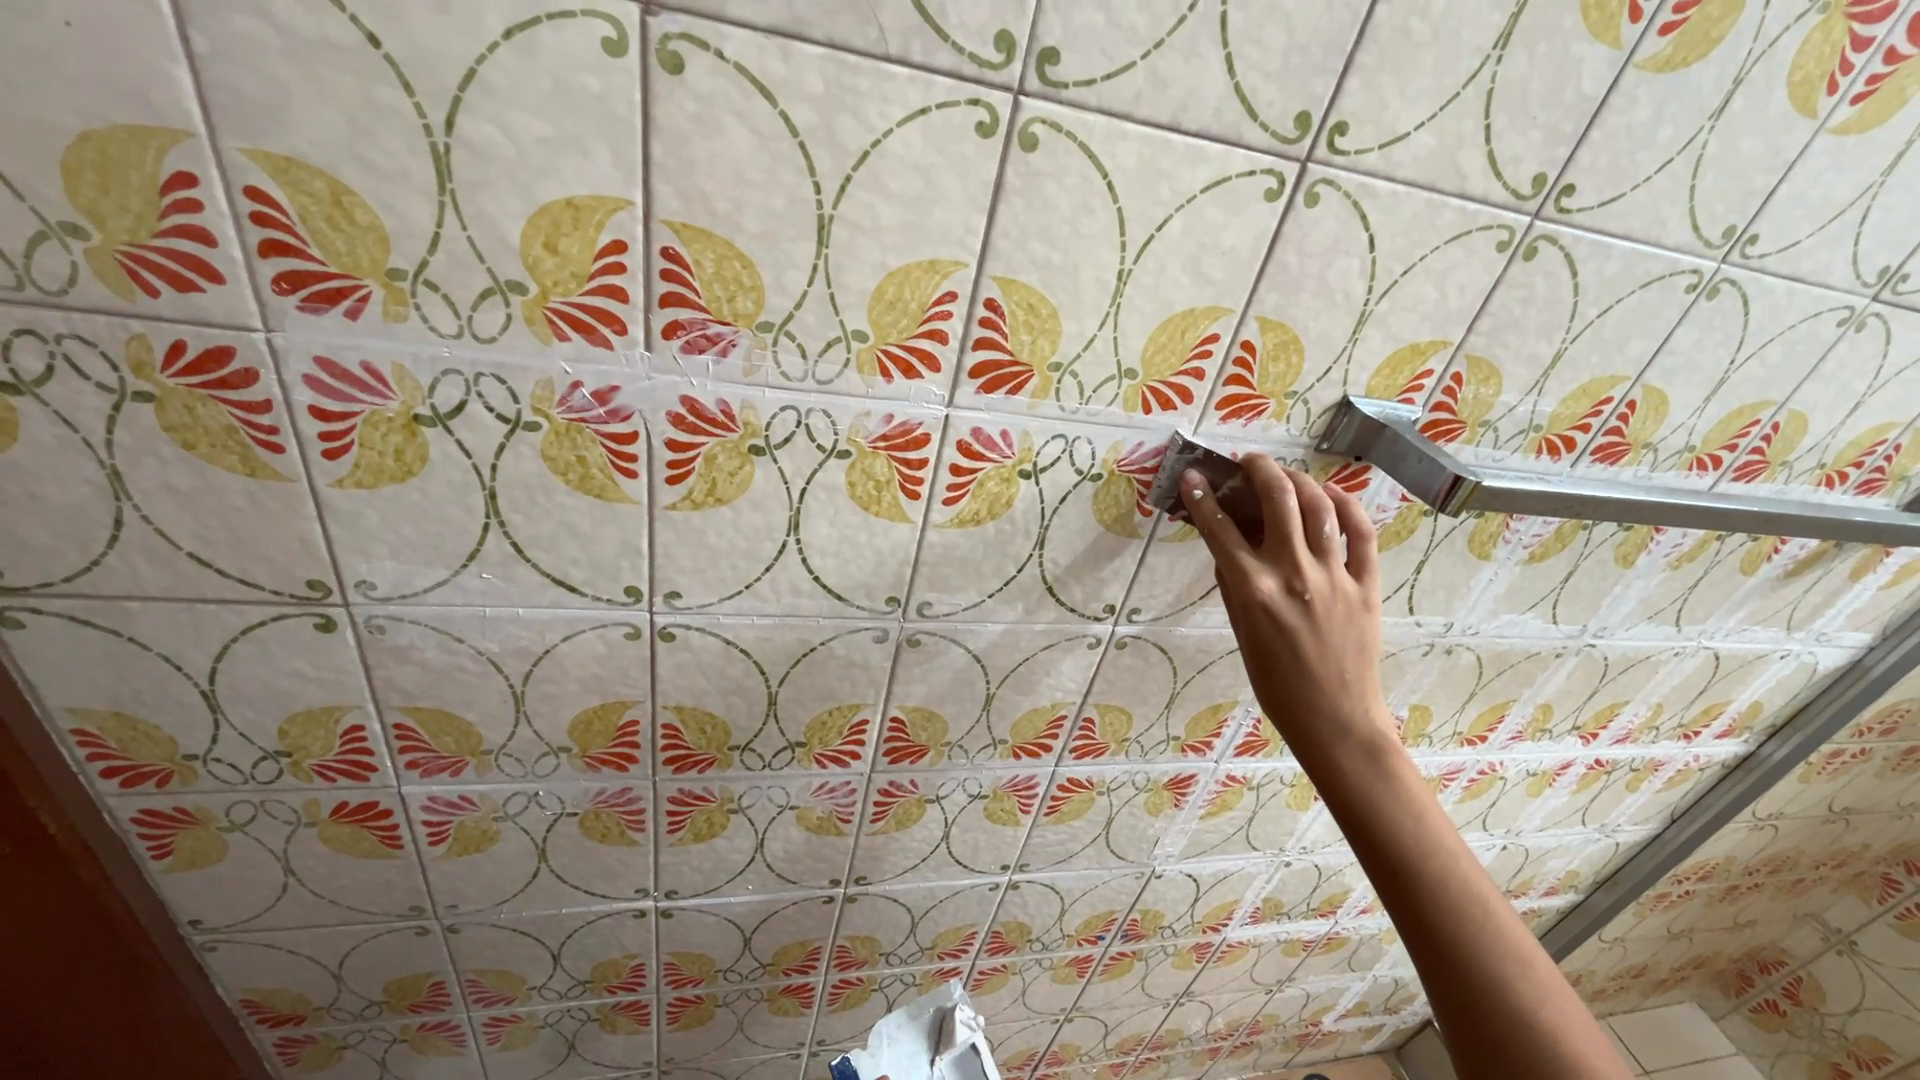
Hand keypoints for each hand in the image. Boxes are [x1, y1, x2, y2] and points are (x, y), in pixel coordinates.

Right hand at [1179, 455, 1397, 763]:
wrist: (1334, 719)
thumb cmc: (1276, 684)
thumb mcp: (1241, 634)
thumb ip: (1234, 586)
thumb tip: (1227, 549)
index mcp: (1253, 590)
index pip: (1220, 528)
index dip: (1202, 497)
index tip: (1192, 477)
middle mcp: (1292, 574)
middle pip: (1277, 499)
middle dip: (1259, 469)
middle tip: (1249, 463)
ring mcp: (1334, 576)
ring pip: (1319, 506)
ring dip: (1299, 480)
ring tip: (1285, 475)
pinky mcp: (1367, 583)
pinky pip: (1361, 533)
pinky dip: (1346, 506)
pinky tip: (1331, 495)